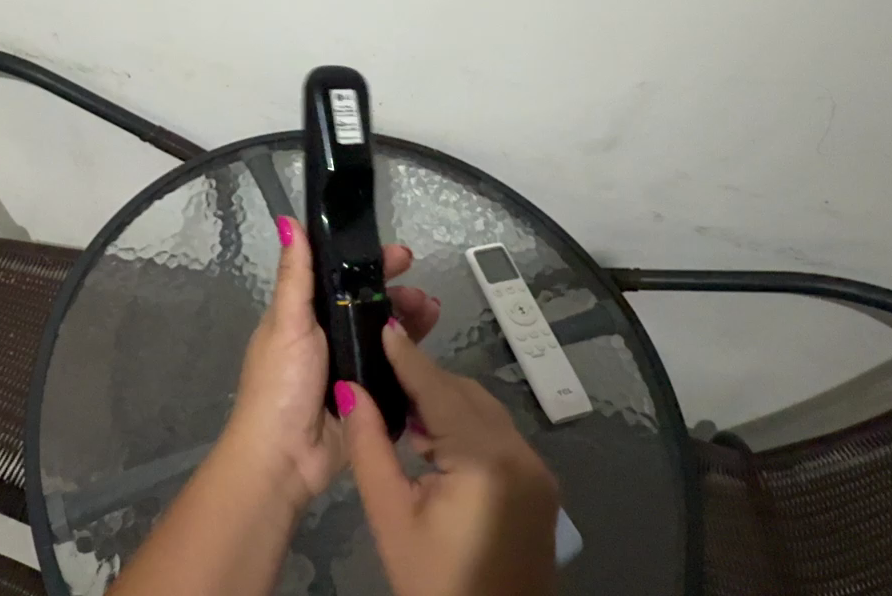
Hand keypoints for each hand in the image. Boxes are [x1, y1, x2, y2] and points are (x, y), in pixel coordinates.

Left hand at [219, 216, 442, 507]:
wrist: (285, 459)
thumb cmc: (281, 384)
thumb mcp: (287, 323)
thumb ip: (295, 275)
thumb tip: (286, 219)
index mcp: (302, 317)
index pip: (338, 278)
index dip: (366, 263)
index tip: (397, 255)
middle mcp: (326, 338)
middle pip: (367, 305)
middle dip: (395, 291)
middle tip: (421, 286)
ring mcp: (348, 368)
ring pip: (385, 334)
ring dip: (409, 317)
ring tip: (431, 309)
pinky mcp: (368, 396)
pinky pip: (394, 367)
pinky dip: (412, 351)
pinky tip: (430, 339)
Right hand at [339, 324, 559, 595]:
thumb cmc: (436, 585)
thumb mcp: (391, 518)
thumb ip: (369, 446)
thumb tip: (351, 389)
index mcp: (485, 458)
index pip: (438, 388)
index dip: (406, 354)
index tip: (382, 323)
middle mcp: (521, 453)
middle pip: (464, 393)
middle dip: (424, 379)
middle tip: (382, 372)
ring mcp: (537, 469)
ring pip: (484, 411)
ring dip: (445, 402)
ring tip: (402, 412)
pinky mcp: (541, 486)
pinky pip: (498, 435)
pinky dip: (466, 427)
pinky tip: (435, 443)